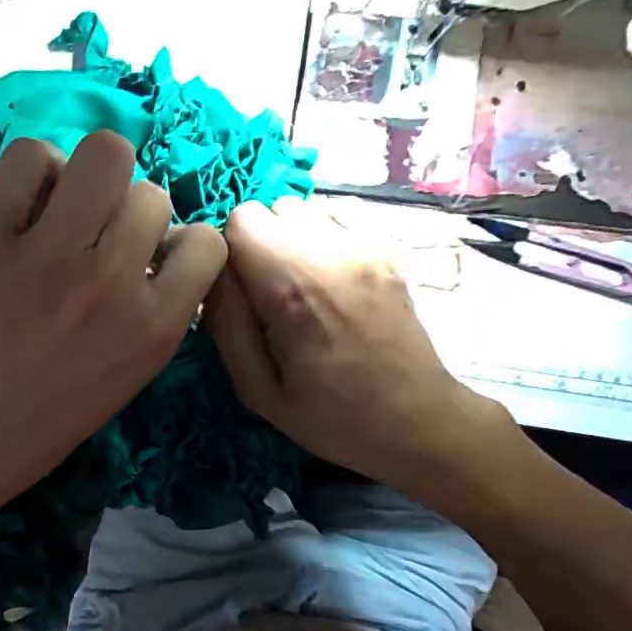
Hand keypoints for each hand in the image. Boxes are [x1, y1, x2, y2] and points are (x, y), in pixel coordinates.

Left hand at [0, 131, 226, 552]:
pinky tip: (24, 202)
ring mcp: (50, 253)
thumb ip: (152, 316)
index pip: (208, 244)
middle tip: (99, 235)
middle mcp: (113, 280)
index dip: (181, 244)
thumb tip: (159, 259)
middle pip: (154, 195)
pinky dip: (35, 169)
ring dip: (93, 175)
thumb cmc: (41, 425)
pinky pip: (30, 157)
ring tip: (66, 205)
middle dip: (132, 211)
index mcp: (154, 327)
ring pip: (105, 155)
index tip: (154, 258)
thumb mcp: (125, 379)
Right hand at [205, 197, 511, 497]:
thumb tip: (212, 273)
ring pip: (306, 211)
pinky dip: (325, 240)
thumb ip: (227, 323)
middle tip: (272, 298)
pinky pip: (339, 220)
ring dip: (293, 241)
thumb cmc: (334, 418)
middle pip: (273, 209)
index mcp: (293, 287)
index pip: (240, 220)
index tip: (241, 296)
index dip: (229, 255)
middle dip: (260, 246)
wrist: (419, 421)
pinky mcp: (389, 249)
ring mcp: (367, 245)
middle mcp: (332, 250)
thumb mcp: (260, 391)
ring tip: (306, 292)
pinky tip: (335, 284)